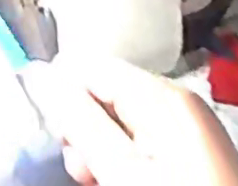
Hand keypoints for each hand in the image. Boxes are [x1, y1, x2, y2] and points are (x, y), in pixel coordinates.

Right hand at [24, 57, 237, 185]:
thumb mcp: (125, 174)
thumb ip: (80, 122)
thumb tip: (40, 75)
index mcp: (163, 94)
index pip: (91, 64)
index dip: (63, 93)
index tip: (56, 136)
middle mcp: (178, 102)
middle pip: (107, 93)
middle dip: (83, 128)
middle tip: (82, 172)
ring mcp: (190, 132)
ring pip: (123, 123)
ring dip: (102, 152)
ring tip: (99, 182)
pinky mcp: (197, 161)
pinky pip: (146, 146)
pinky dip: (126, 165)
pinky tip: (120, 183)